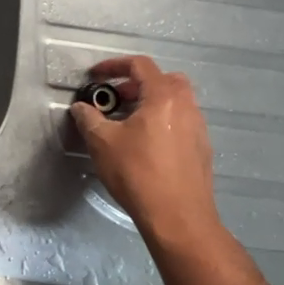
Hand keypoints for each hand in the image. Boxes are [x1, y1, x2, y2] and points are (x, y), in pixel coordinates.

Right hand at [71, 56, 219, 242]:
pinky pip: (182, 123)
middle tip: (118, 97)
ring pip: (177, 102)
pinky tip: (145, 144)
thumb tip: (81, 108)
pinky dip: (163, 121)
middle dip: (139, 82)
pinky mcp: (202, 151)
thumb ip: (88, 118)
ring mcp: (199, 130)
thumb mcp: (101, 142)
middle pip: (167, 79)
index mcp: (163, 98)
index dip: (114, 65)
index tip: (96, 77)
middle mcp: (187, 108)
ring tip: (128, 121)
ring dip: (152, 102)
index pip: (140, 65)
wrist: (178, 219)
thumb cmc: (137, 173)